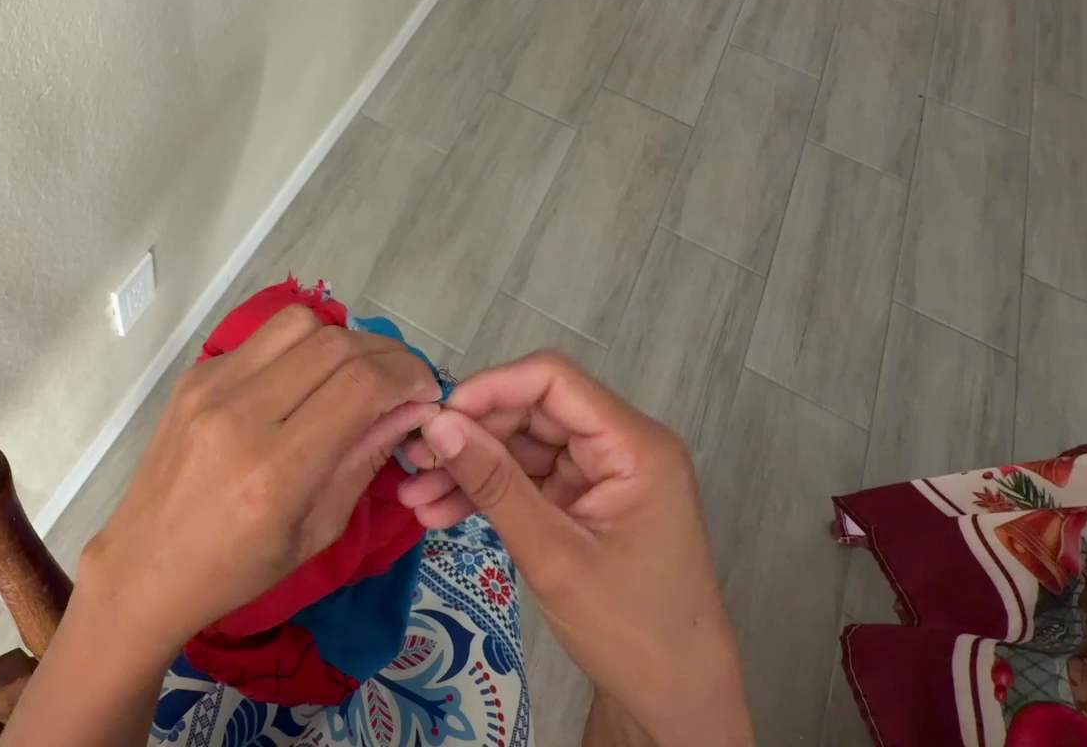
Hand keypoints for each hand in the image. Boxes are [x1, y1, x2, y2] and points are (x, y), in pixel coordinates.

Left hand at [81, 305, 441, 657]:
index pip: (360, 385)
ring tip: (353, 375)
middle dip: (385, 354)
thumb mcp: (317, 531)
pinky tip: (303, 380)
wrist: (148, 563)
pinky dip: (298, 348)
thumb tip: (409, 407)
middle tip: (401, 380)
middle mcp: (240, 413)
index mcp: (276, 470)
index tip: (426, 391)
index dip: (407, 376)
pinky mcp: (194, 374)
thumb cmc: (238, 568)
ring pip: (297, 322)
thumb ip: (364, 458)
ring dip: (340, 340)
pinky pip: (261, 338)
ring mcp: (210, 385)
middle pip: (334, 343)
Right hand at [399, 351, 751, 746]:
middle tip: (413, 461)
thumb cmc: (631, 630)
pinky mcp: (579, 501)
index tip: (437, 418)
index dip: (490, 388)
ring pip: (517, 447)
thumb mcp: (554, 554)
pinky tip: (437, 512)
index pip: (551, 381)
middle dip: (468, 436)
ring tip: (413, 496)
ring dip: (466, 470)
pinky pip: (522, 480)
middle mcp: (617, 447)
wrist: (674, 705)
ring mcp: (597, 475)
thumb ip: (494, 483)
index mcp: (633, 445)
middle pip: (527, 412)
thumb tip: (437, 425)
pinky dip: (482, 495)